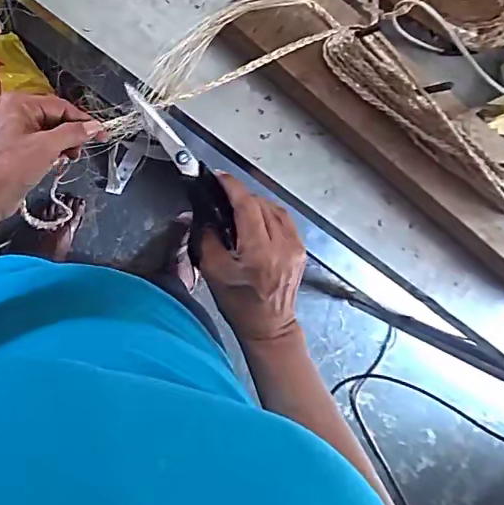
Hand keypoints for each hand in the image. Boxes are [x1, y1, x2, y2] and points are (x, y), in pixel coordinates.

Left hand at [0, 93, 105, 224]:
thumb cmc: (10, 169)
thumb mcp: (46, 147)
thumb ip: (73, 133)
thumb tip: (95, 126)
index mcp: (18, 102)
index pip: (59, 105)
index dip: (82, 120)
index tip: (101, 133)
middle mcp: (13, 111)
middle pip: (54, 117)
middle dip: (71, 133)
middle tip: (81, 150)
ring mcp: (12, 129)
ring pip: (48, 131)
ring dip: (63, 144)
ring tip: (69, 158)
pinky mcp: (12, 148)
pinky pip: (39, 143)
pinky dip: (51, 151)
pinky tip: (57, 161)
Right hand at [196, 173, 304, 345]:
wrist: (269, 327)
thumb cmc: (241, 304)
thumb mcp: (214, 272)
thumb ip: (207, 238)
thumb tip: (203, 215)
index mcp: (259, 252)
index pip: (247, 205)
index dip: (231, 187)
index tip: (220, 178)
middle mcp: (281, 246)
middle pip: (260, 203)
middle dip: (240, 196)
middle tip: (223, 197)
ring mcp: (294, 247)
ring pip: (274, 208)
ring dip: (255, 203)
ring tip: (238, 208)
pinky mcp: (300, 249)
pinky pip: (284, 219)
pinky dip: (268, 213)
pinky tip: (256, 220)